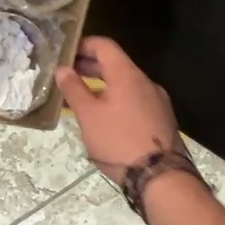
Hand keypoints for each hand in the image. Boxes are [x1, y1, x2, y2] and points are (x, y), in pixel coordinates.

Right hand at [55, 36, 181, 168]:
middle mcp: (145, 82)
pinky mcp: (162, 119)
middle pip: (115, 63)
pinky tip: (104, 116)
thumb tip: (62, 69)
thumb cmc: (119, 140)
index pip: (104, 45)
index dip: (82, 45)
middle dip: (89, 66)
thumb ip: (73, 88)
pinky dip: (116, 98)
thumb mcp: (88, 114)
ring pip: (125, 83)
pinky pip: (135, 99)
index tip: (64, 54)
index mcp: (127, 75)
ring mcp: (157, 101)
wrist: (162, 179)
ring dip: (102, 84)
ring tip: (81, 97)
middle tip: (66, 75)